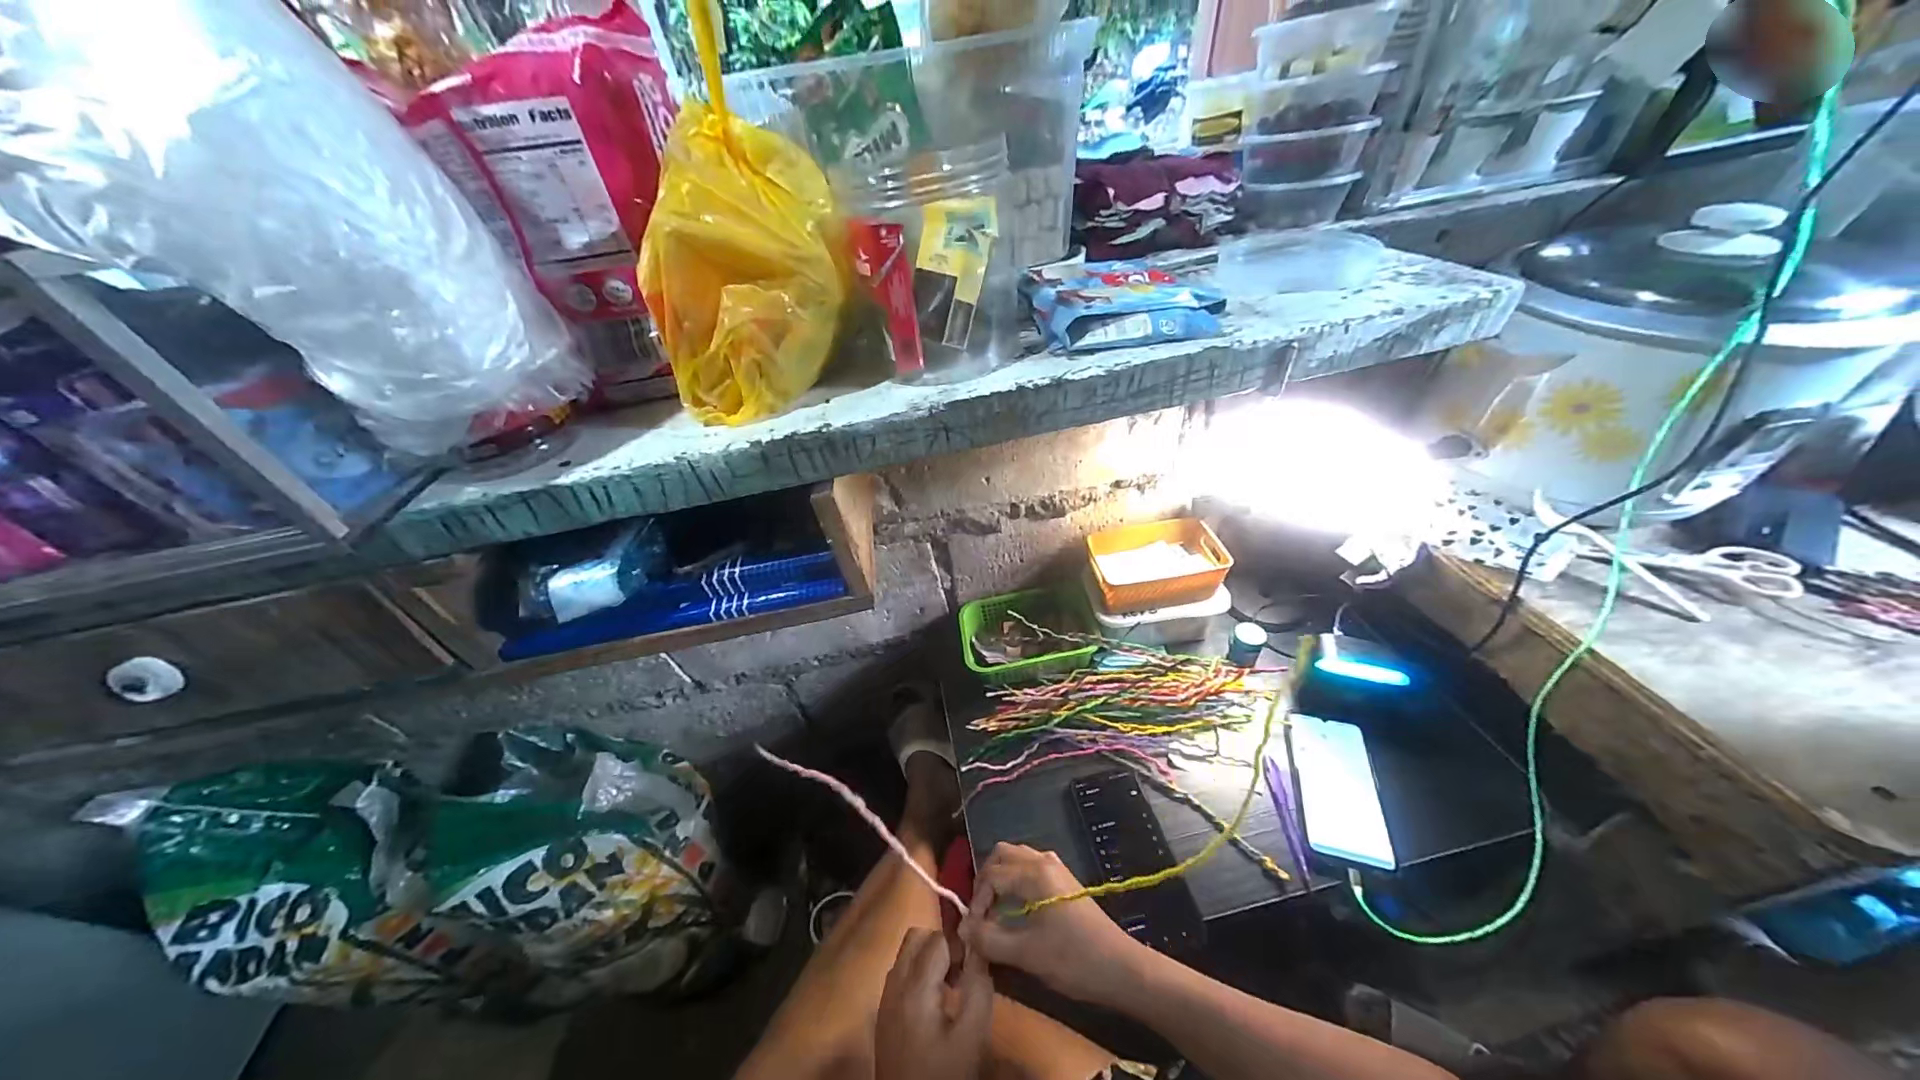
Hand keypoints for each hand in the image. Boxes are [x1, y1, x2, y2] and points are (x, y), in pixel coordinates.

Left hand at [875, 927, 992, 1079]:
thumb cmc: (943, 1074)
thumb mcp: (972, 1036)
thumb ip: (979, 988)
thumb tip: (981, 952)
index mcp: (914, 985)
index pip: (938, 938)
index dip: (960, 943)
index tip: (976, 963)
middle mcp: (894, 984)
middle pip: (916, 938)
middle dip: (942, 944)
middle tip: (963, 971)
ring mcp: (885, 999)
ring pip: (906, 954)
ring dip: (929, 958)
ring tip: (952, 985)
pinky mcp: (883, 1014)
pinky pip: (899, 975)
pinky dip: (917, 974)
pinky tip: (935, 1002)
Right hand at [959, 842, 1146, 1006]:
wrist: (1122, 969)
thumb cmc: (1073, 959)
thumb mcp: (1026, 953)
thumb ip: (988, 939)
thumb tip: (964, 929)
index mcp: (1034, 872)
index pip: (990, 875)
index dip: (976, 902)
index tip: (973, 933)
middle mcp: (1044, 861)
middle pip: (1001, 855)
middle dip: (985, 881)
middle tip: (981, 913)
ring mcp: (1057, 869)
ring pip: (1017, 859)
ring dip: (1000, 879)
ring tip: (995, 912)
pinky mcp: (1064, 882)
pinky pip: (1030, 868)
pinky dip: (1016, 882)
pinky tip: (1017, 910)